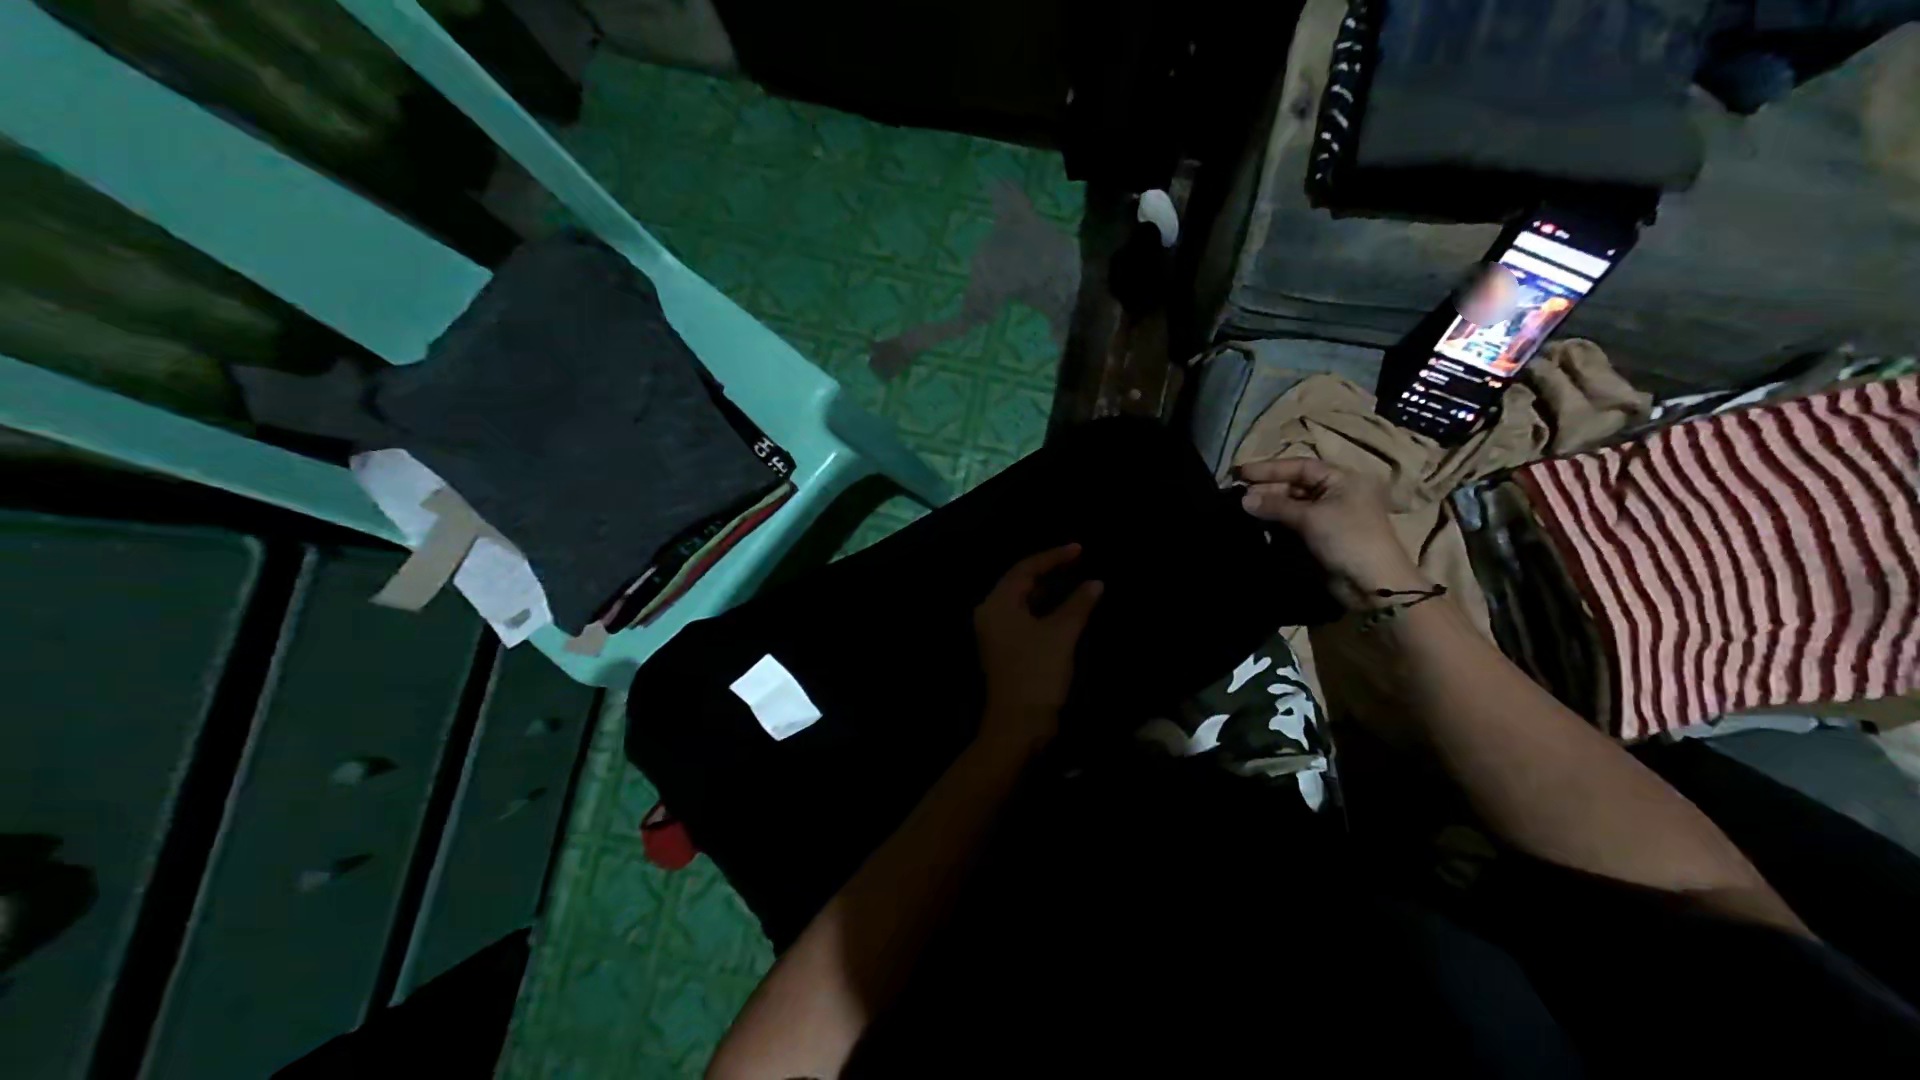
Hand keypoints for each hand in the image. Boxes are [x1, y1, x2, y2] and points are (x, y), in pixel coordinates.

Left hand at [973, 544, 1103, 746]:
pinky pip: (1026, 617)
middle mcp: (991, 613)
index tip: (1080, 549)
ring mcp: (997, 632)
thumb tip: (1095, 583)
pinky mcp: (1007, 648)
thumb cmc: (1037, 673)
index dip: (1053, 556)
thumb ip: (1078, 604)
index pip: (1025, 568)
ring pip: (1024, 601)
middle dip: (1050, 571)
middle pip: (1021, 582)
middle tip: (1079, 561)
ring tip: (1077, 578)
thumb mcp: (1061, 634)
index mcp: (997, 603)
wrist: (1019, 724)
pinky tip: (1067, 607)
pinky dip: (1046, 609)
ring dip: (1049, 590)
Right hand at [1237, 458, 1427, 610]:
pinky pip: (1294, 522)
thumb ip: (1275, 505)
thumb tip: (1243, 498)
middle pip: (1295, 485)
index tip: (1242, 473)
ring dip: (1269, 505)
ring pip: (1292, 504)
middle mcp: (1336, 493)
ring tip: (1243, 508)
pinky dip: (1276, 520)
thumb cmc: (1348, 539)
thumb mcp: (1310, 517)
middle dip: (1267, 489)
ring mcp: (1328, 515)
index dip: (1270, 468)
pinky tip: (1257, 522)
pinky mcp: (1321, 535)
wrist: (1373, 583)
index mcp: (1343, 479)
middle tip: (1238, 494)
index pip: (1301, 467)